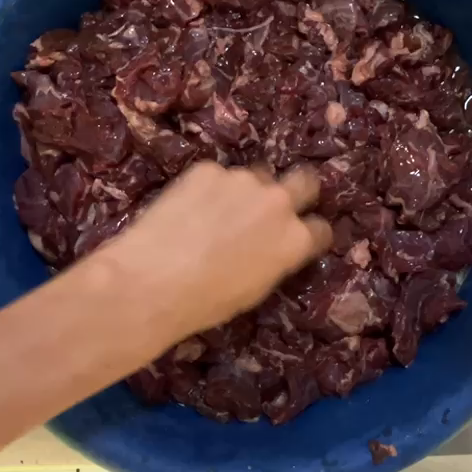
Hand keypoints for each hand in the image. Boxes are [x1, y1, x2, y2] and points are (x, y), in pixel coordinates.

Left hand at [92, 161, 329, 340]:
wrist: (150, 281)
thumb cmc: (205, 302)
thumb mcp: (254, 289)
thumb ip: (275, 259)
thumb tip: (276, 247)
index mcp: (295, 239)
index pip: (321, 228)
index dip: (310, 233)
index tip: (300, 237)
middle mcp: (277, 202)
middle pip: (304, 181)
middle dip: (297, 191)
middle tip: (274, 207)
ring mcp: (242, 180)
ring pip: (255, 177)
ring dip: (246, 192)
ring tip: (217, 213)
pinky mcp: (208, 169)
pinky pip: (217, 176)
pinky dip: (209, 189)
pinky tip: (188, 210)